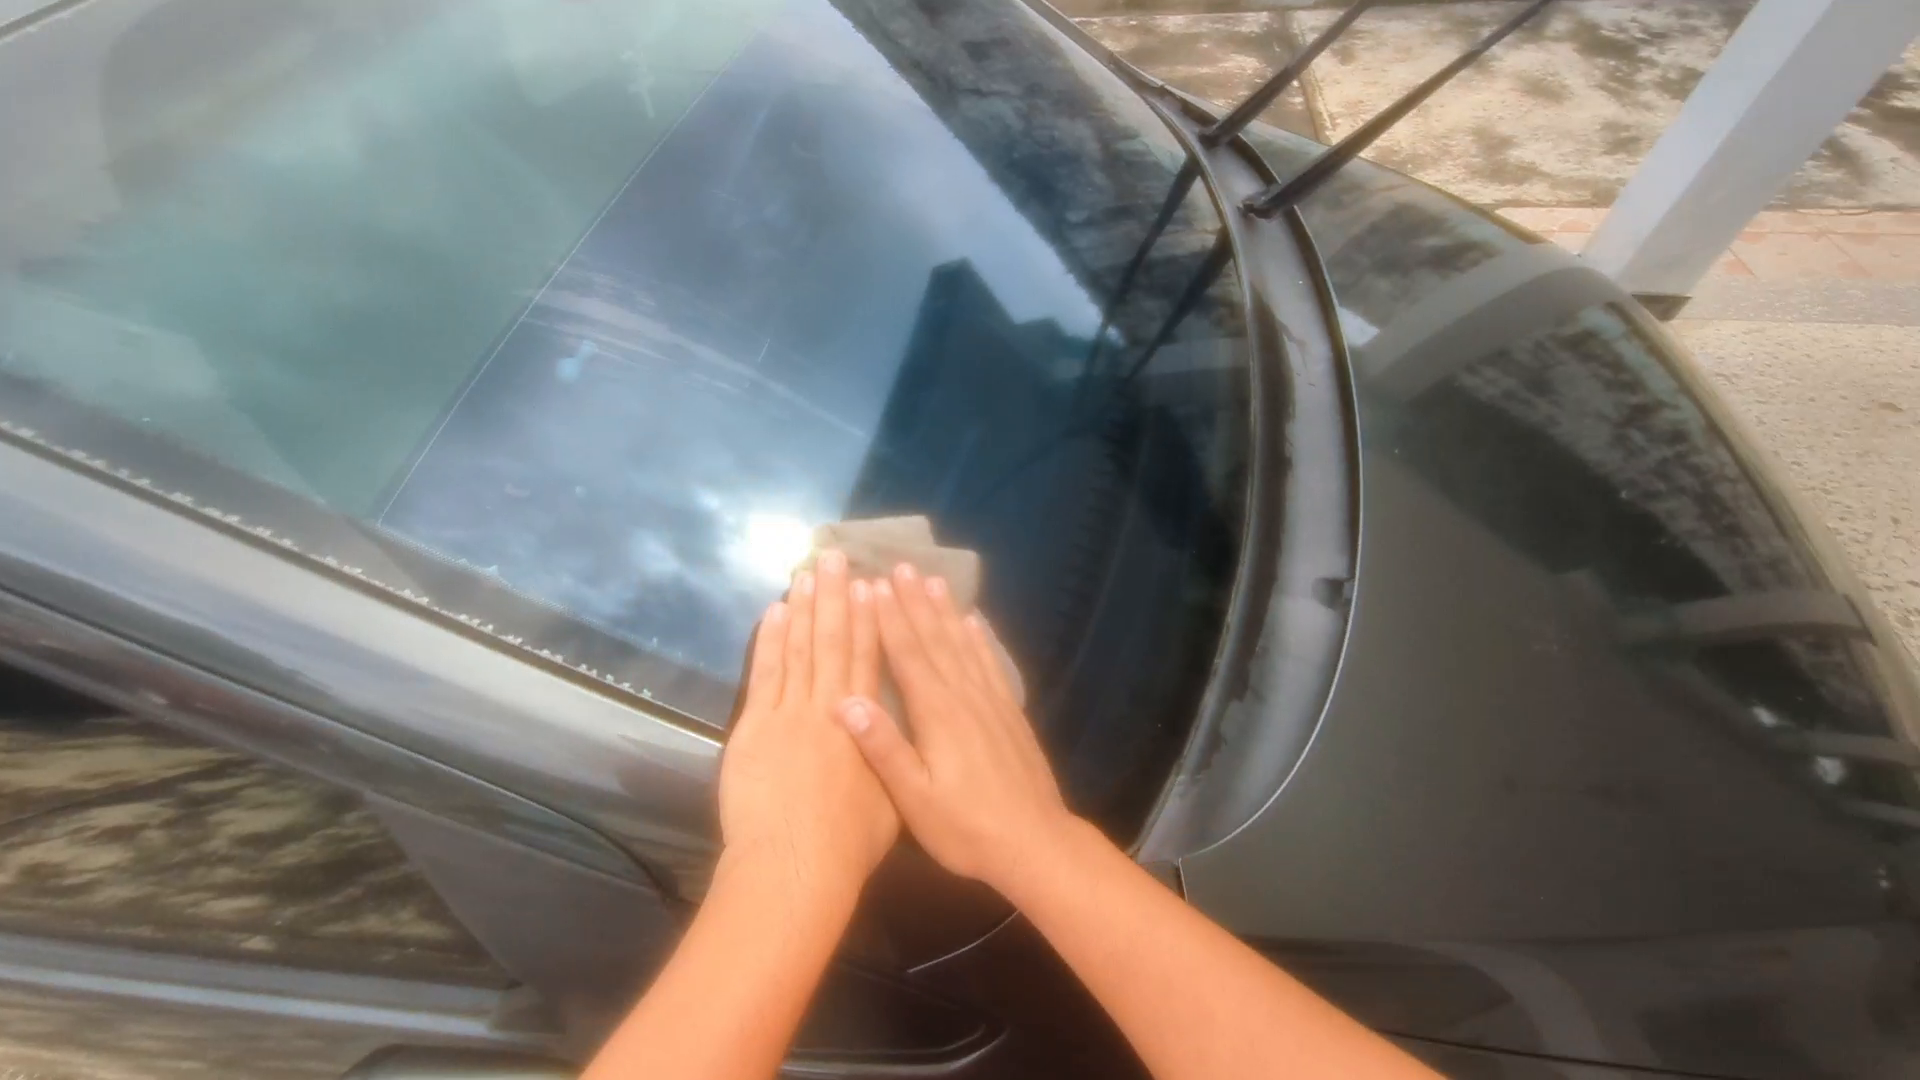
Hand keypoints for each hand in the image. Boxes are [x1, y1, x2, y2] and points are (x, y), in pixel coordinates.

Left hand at [719, 551, 897, 906]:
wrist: (794, 865)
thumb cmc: (849, 842)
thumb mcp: (892, 798)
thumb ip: (890, 753)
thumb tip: (896, 722)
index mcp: (863, 721)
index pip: (868, 657)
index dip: (869, 618)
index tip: (868, 583)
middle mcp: (827, 705)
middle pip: (832, 640)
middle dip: (833, 596)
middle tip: (832, 556)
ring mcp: (788, 712)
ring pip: (799, 648)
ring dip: (803, 607)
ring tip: (805, 572)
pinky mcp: (755, 726)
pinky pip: (766, 674)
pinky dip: (771, 641)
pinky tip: (775, 612)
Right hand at [834, 564, 1078, 893]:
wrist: (1035, 843)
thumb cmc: (966, 827)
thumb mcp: (915, 798)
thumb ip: (883, 747)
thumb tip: (845, 700)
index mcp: (936, 713)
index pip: (907, 655)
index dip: (888, 618)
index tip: (872, 584)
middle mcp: (964, 696)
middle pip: (935, 640)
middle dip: (915, 602)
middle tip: (900, 566)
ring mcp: (991, 702)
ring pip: (963, 645)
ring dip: (946, 611)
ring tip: (933, 580)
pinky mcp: (1009, 713)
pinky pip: (991, 664)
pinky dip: (980, 639)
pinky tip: (975, 622)